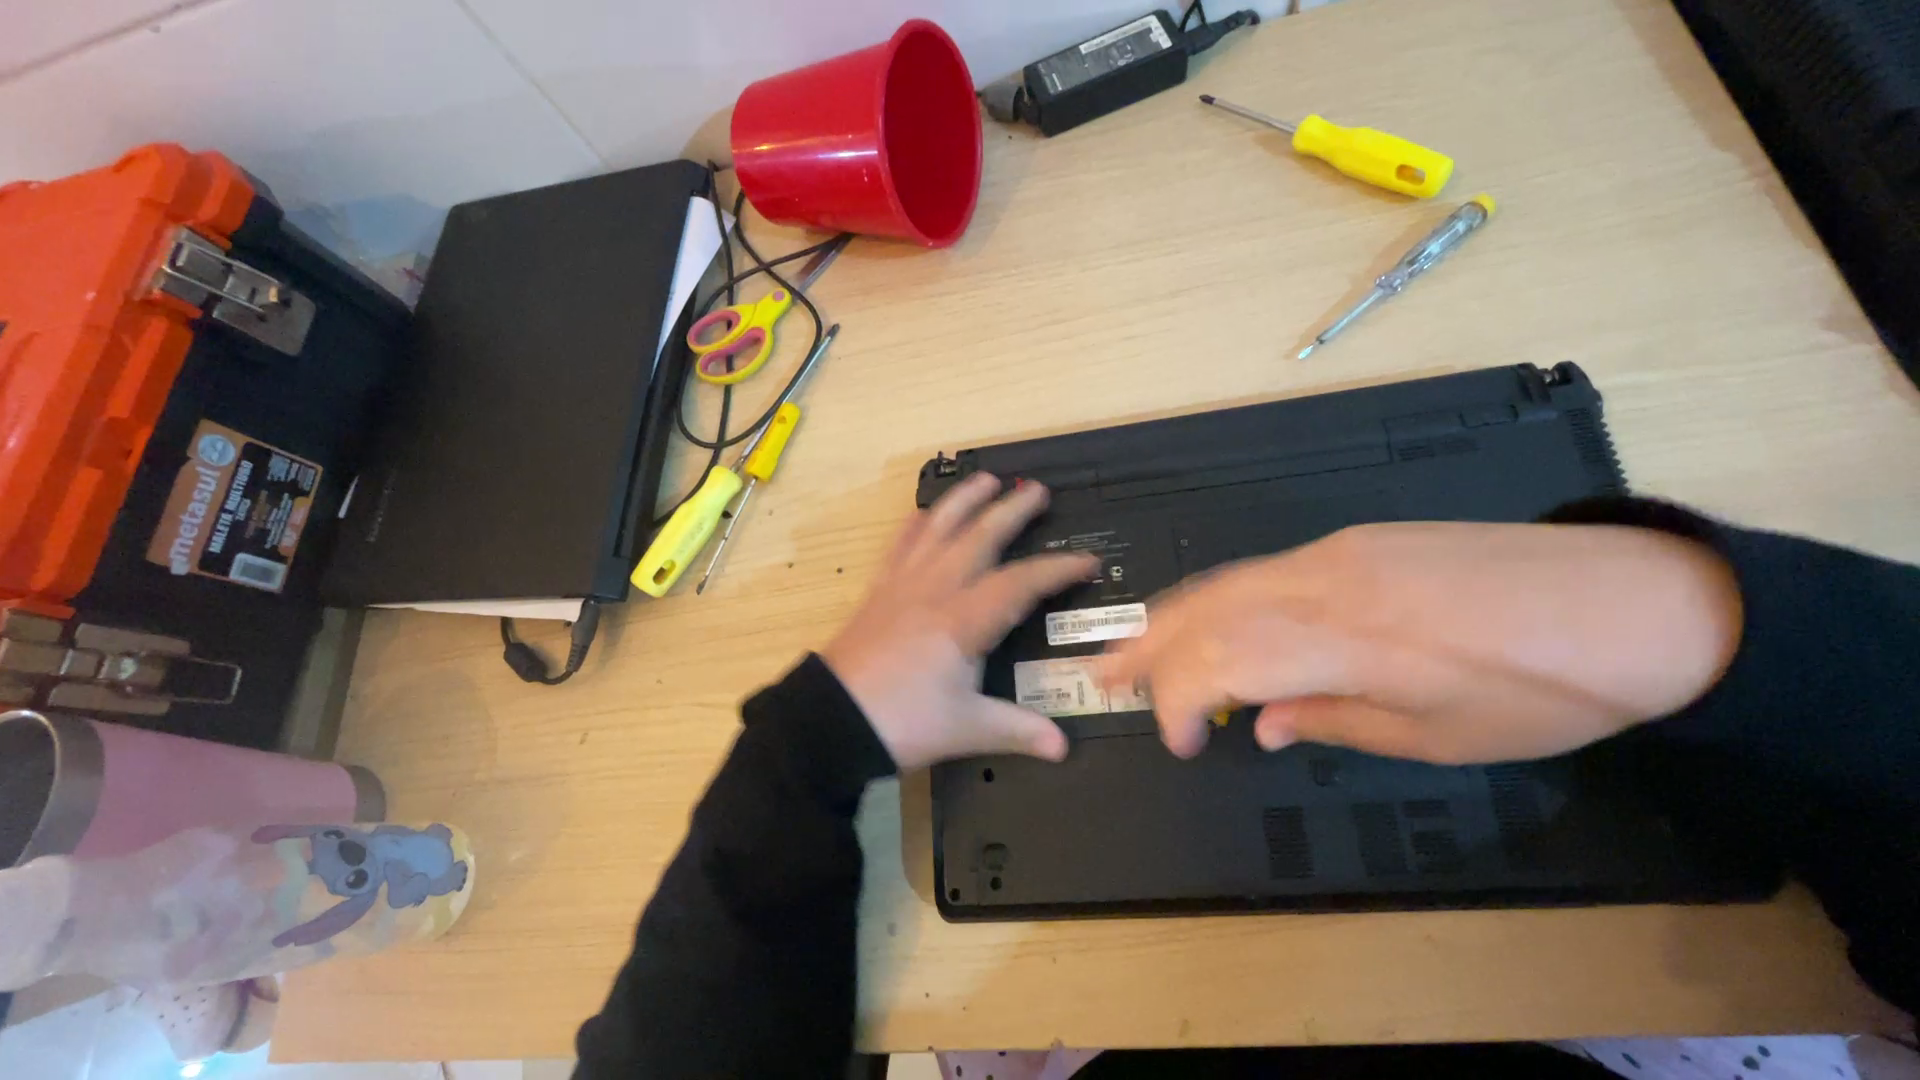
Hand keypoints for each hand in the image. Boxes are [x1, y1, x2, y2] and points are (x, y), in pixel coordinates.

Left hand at [822, 473, 1099, 769]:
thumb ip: (1017, 731)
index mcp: (963, 620)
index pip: (1020, 583)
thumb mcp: (966, 728)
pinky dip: (915, 525)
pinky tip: (922, 513)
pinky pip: (900, 546)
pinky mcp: (878, 592)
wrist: (831, 720)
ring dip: (964, 501)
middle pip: (979, 538)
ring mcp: (902, 585)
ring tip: (985, 479)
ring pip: (938, 529)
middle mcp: (935, 590)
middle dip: (1011, 512)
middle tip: (1037, 490)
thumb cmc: (902, 722)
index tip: (1087, 561)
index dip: (1057, 569)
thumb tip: (1062, 748)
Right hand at [1101, 521, 1742, 763]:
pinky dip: (1220, 598)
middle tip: (1105, 678)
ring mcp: (1335, 551)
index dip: (1181, 701)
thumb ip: (1333, 722)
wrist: (1634, 600)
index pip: (1222, 661)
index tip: (1180, 743)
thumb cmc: (1544, 693)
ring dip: (1174, 616)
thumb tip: (1260, 724)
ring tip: (1136, 644)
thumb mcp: (1438, 737)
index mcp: (1343, 638)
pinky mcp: (1355, 541)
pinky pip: (1263, 569)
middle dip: (1150, 648)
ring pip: (1228, 580)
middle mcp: (1321, 581)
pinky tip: (1210, 618)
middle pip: (1208, 609)